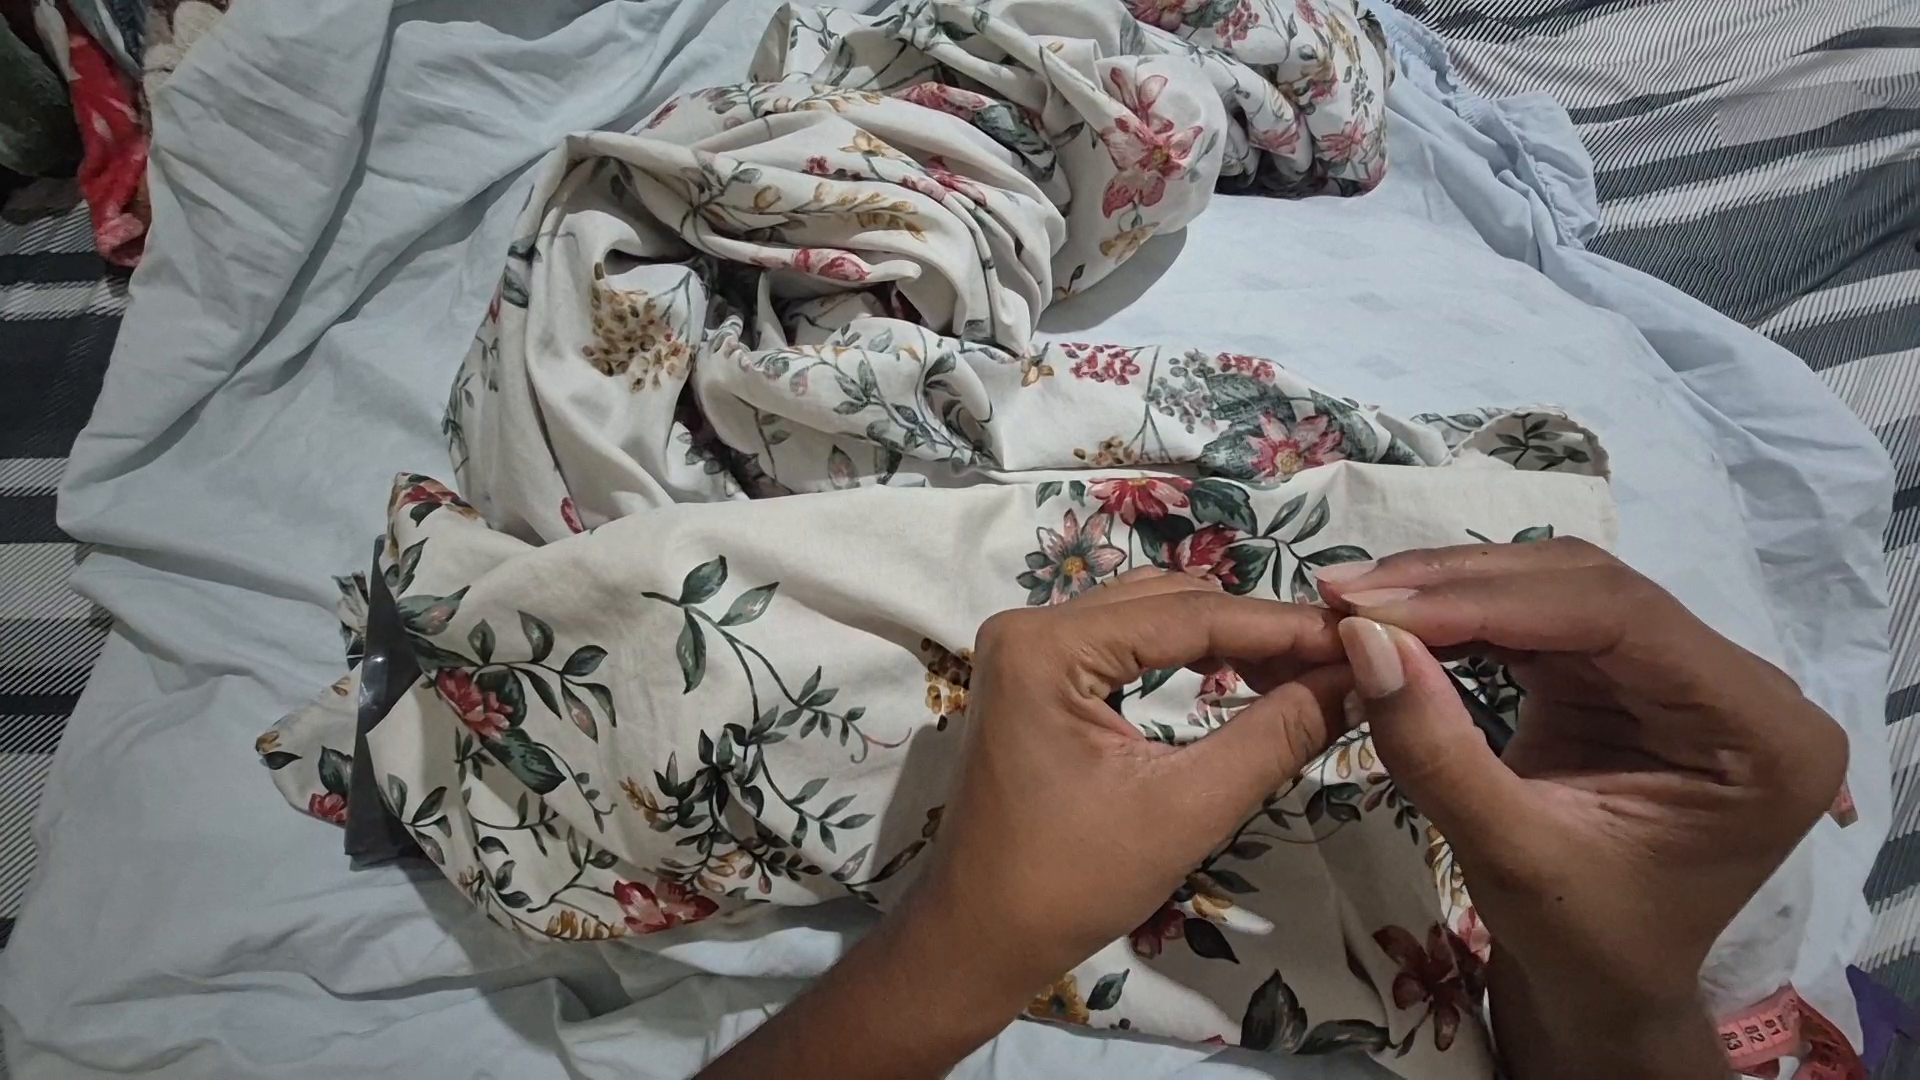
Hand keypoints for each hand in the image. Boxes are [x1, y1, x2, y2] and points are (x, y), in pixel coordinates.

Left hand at [914, 569, 1353, 994]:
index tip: (1357, 638)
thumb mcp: (1185, 809)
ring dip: (1216, 636)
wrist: (980, 930)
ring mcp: (1023, 642)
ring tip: (1289, 673)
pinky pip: (1117, 637)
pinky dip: (1175, 650)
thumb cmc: (1071, 882)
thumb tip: (1355, 679)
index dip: (1279, 626)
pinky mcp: (1030, 667)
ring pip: (1143, 611)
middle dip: (1250, 630)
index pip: (1185, 614)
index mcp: (1046, 646)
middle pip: (1164, 601)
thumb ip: (1275, 735)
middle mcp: (1027, 624)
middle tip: (1332, 664)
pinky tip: (1222, 674)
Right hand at [1315, 539, 1847, 1077]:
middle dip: (1449, 582)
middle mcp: (1726, 680)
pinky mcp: (1605, 670)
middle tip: (1344, 592)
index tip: (1369, 608)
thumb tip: (1362, 637)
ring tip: (1354, 598)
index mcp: (1753, 731)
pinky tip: (1393, 616)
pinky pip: (1521, 614)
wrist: (1596, 971)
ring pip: (1544, 583)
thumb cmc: (1579, 935)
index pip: (1614, 616)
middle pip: (1579, 582)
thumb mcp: (1505, 852)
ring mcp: (1663, 669)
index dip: (1483, 599)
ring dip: (1440, 586)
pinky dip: (1447, 611)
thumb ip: (1434, 747)